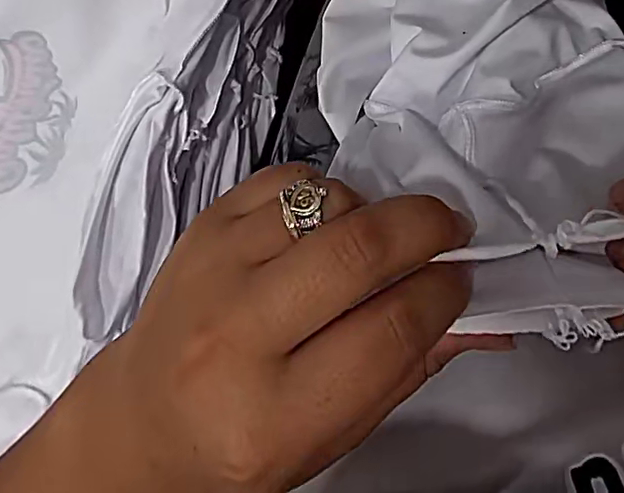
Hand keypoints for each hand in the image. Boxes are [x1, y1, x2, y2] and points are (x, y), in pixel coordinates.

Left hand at [0, 162, 506, 492]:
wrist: (143, 423)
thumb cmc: (242, 446)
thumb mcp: (331, 435)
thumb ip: (408, 368)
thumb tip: (481, 317)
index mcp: (274, 414)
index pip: (389, 331)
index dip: (443, 293)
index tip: (463, 276)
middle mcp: (238, 333)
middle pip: (358, 250)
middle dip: (424, 226)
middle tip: (450, 227)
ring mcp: (214, 266)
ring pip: (324, 201)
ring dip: (371, 208)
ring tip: (378, 234)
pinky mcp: (204, 223)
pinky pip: (287, 176)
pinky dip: (324, 188)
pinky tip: (326, 219)